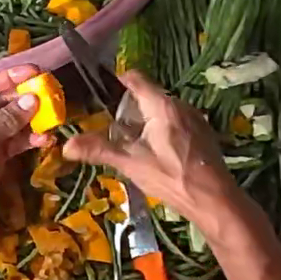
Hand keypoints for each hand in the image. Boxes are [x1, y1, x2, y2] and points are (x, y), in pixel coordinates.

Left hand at [0, 64, 51, 241]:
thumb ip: (5, 121)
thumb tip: (31, 99)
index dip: (10, 76)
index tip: (35, 71)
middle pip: (3, 102)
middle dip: (26, 97)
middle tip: (51, 93)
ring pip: (13, 122)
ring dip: (33, 119)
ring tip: (54, 117)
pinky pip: (17, 142)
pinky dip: (31, 139)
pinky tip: (47, 139)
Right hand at [62, 70, 239, 221]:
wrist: (214, 200)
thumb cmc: (171, 177)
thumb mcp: (130, 164)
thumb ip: (99, 151)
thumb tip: (66, 146)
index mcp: (162, 106)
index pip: (135, 79)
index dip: (116, 82)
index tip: (102, 95)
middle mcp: (180, 105)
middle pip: (148, 96)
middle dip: (129, 109)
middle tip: (113, 129)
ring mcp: (195, 119)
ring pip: (163, 110)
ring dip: (146, 121)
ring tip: (133, 144)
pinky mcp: (203, 134)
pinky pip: (176, 122)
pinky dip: (163, 131)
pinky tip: (158, 154)